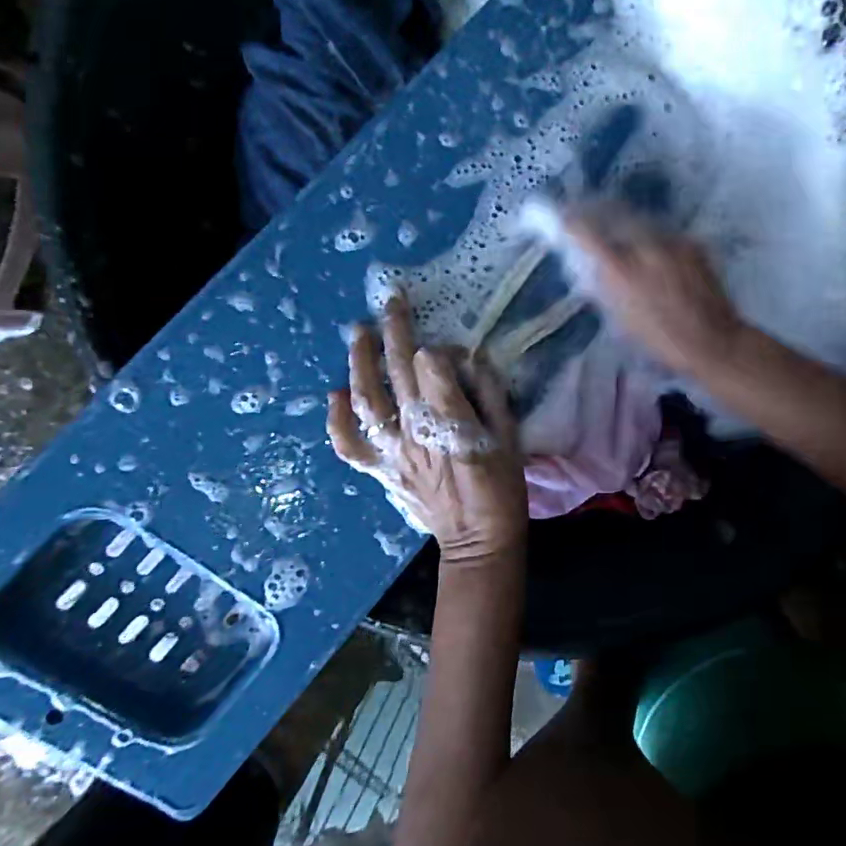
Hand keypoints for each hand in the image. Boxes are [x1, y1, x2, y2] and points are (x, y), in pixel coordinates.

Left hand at [328, 294, 528, 565]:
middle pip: (398, 372)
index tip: (448, 351)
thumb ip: (490, 395)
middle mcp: (416, 432)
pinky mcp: (381, 470)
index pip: (430, 368)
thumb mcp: (510, 438)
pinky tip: (335, 395)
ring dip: (360, 362)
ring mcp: (393, 452)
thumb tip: (471, 358)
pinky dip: (337, 420)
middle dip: (395, 331)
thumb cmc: (501, 489)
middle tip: (391, 304)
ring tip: (358, 333)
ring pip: (367, 400)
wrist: (477, 541)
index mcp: (452, 423)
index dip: (437, 351)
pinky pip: (350, 446)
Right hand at [557, 203, 747, 372]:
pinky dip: (651, 238)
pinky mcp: (692, 243)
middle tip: (585, 215)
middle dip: (595, 212)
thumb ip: (602, 287)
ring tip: (618, 231)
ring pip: (638, 220)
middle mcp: (643, 247)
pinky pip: (663, 233)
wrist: (713, 341)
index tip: (559, 216)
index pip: (584, 231)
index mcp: (620, 269)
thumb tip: (587, 267)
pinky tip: (652, 252)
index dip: (568, 220)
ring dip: (623, 222)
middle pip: (612, 214)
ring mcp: (671, 241)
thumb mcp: (619, 318)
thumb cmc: (660, 341)